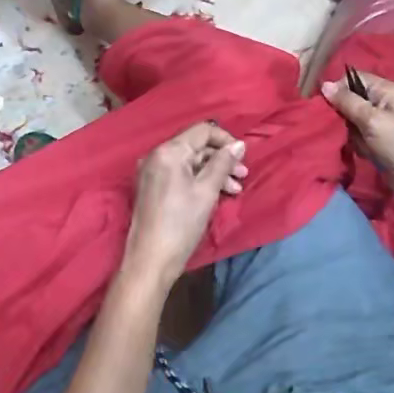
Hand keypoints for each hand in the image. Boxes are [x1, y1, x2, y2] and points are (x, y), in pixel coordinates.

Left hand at [122, 121, 247, 286]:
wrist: (150, 261)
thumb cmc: (181, 224)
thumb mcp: (207, 191)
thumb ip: (223, 163)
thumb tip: (238, 145)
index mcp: (168, 151)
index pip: (203, 130)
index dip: (226, 140)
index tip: (243, 157)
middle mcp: (156, 155)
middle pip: (196, 147)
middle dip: (222, 159)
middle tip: (243, 176)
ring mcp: (151, 172)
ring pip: (190, 162)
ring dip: (214, 172)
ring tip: (234, 190)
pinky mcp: (152, 187)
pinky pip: (180, 174)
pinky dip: (199, 180)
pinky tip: (216, 194)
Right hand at [321, 71, 393, 213]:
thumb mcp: (371, 120)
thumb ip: (347, 102)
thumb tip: (324, 85)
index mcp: (388, 90)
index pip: (355, 78)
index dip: (340, 89)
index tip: (327, 105)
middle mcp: (385, 102)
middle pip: (352, 100)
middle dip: (346, 115)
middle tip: (349, 128)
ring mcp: (383, 122)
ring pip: (353, 121)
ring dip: (353, 134)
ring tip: (363, 144)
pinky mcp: (380, 140)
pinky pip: (360, 136)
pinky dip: (360, 145)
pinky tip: (367, 154)